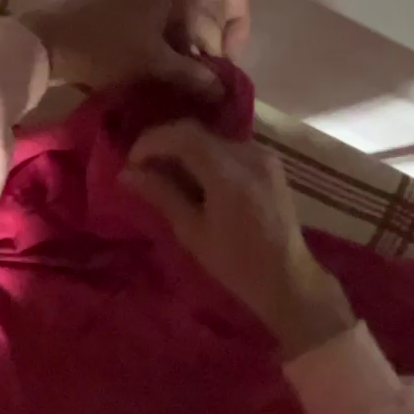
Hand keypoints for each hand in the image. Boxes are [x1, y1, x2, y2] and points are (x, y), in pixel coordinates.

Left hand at [19, 0, 250, 95]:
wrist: (48, 43)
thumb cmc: (104, 46)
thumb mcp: (153, 64)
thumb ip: (193, 77)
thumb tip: (223, 93)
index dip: (238, 26)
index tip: (225, 63)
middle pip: (210, 11)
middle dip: (212, 49)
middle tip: (205, 88)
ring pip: (187, 23)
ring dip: (191, 56)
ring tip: (186, 92)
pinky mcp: (132, 12)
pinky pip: (165, 29)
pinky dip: (171, 53)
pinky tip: (166, 83)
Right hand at [121, 121, 354, 357]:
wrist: (287, 279)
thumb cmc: (236, 264)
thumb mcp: (192, 232)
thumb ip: (162, 195)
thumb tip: (126, 174)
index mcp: (229, 173)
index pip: (183, 135)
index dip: (151, 142)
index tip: (130, 163)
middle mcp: (249, 154)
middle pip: (198, 134)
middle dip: (166, 146)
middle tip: (142, 171)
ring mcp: (264, 157)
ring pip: (213, 141)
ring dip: (186, 152)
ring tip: (165, 178)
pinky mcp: (270, 165)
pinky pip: (229, 151)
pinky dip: (206, 159)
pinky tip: (195, 182)